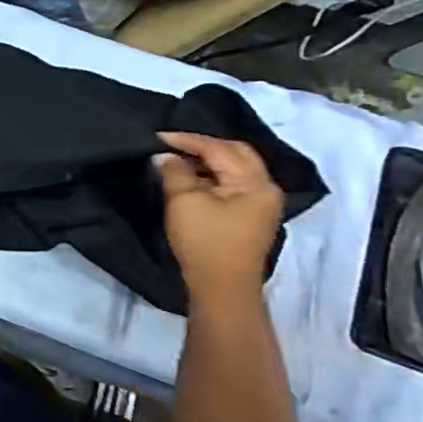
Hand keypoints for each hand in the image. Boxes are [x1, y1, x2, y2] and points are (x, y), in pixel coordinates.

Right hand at [156, 131, 284, 291]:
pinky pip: (230, 184)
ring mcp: (260, 203)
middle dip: (203, 146)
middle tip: (171, 144)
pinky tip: (189, 179)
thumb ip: (175, 172)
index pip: (220, 149)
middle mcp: (265, 188)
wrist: (220, 285)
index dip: (187, 140)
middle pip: (235, 154)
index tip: (157, 136)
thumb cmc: (205, 241)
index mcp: (255, 182)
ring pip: (233, 169)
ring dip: (206, 162)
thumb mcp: (184, 201)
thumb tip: (164, 156)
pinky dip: (210, 177)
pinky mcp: (248, 216)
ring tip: (175, 160)